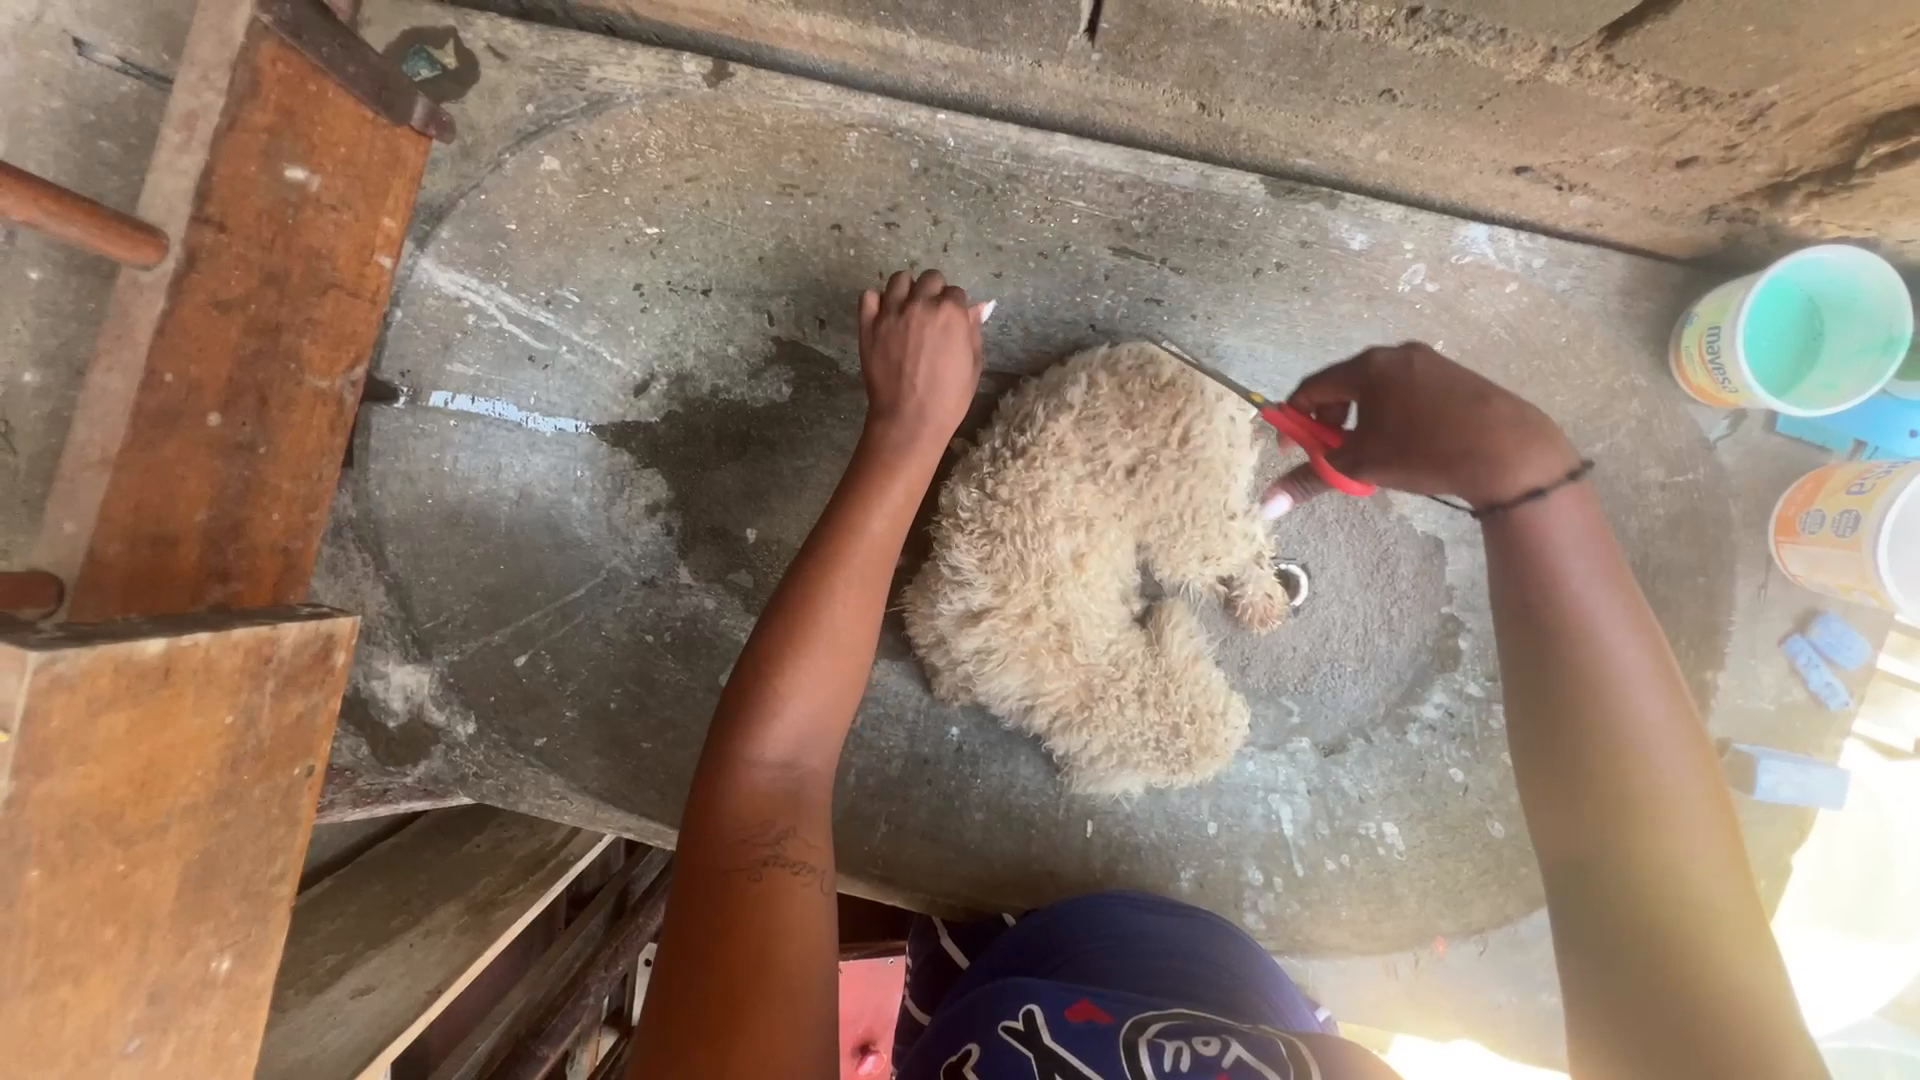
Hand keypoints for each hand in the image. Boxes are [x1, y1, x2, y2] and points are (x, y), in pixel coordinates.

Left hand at [857, 269, 986, 452]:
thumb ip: (973, 330)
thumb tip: (978, 307)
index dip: (955, 307)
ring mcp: (891, 313)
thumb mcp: (973, 365)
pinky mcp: (868, 325)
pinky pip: (868, 296)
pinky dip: (876, 302)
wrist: (910, 420)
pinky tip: (884, 316)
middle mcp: (920, 304)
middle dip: (934, 292)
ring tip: (908, 308)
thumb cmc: (948, 398)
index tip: (951, 322)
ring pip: (899, 280)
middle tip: (931, 314)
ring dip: (907, 289)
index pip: (955, 292)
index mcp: (950, 312)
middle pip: (929, 279)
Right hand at [1262, 342, 1577, 515]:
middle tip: (1328, 452)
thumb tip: (1265, 506)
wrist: (1510, 451)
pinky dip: (1386, 413)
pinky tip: (1400, 442)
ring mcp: (1427, 361)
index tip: (1293, 450)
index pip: (1310, 389)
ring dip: (1356, 419)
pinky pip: (1402, 390)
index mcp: (1367, 367)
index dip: (1294, 421)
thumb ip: (1308, 480)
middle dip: (1326, 421)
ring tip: (1365, 450)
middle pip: (1341, 385)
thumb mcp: (1359, 467)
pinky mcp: (1452, 375)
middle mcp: (1394, 354)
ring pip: (1373, 388)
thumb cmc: (1425, 452)